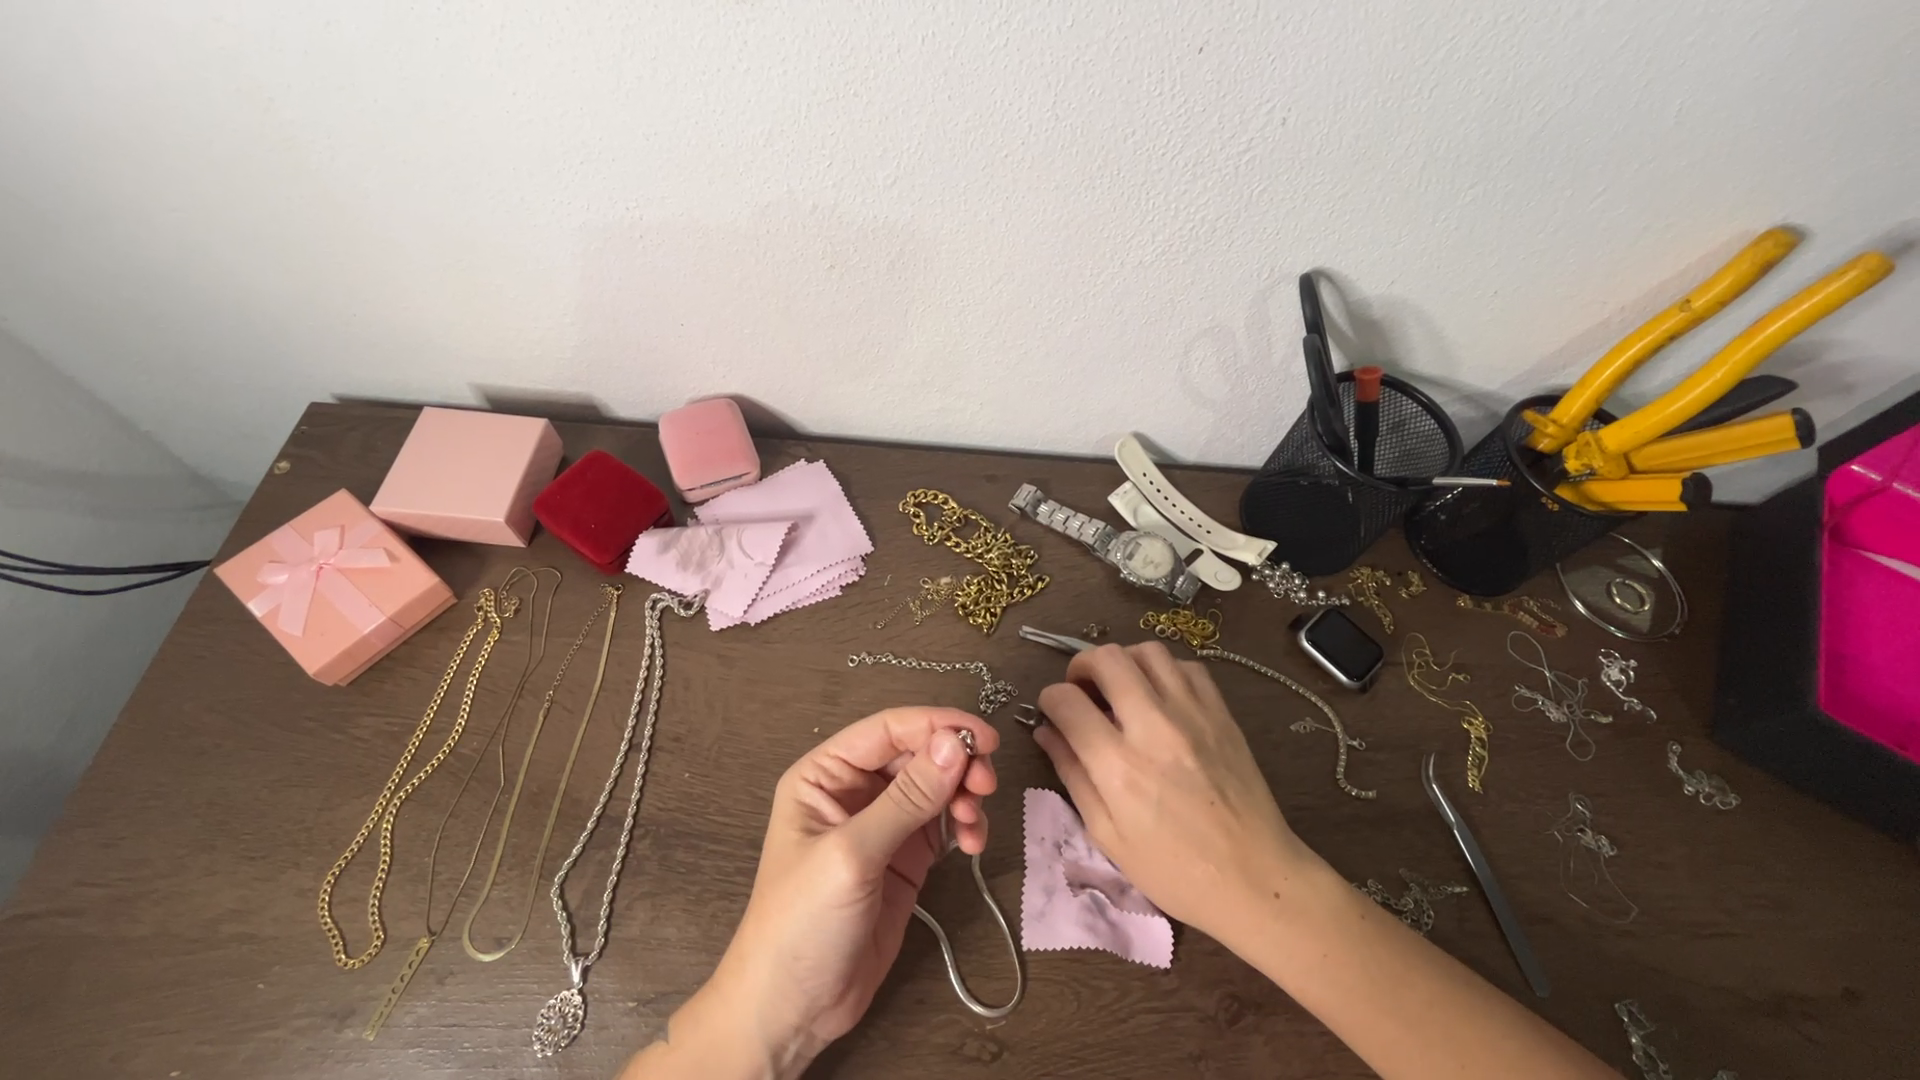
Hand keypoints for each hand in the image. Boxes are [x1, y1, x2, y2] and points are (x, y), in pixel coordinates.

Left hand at [651, 706, 998, 1075]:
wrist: (792, 1009)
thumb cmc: (802, 924)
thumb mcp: (853, 855)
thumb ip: (906, 798)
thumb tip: (953, 743)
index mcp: (825, 774)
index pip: (889, 729)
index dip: (938, 725)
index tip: (984, 738)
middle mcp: (854, 790)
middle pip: (917, 754)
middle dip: (955, 763)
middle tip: (986, 786)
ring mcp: (882, 824)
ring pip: (935, 786)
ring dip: (962, 796)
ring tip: (974, 824)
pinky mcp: (904, 858)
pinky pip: (942, 823)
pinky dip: (963, 826)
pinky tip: (971, 844)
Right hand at [1032, 643, 1315, 945]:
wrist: (1254, 879)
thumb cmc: (1173, 870)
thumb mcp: (1107, 835)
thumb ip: (1073, 774)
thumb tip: (1047, 732)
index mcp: (1119, 766)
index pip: (1067, 701)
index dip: (1050, 700)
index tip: (1053, 712)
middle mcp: (1154, 728)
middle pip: (1107, 659)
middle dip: (1081, 667)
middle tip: (1082, 691)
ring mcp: (1193, 715)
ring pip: (1148, 651)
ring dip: (1124, 662)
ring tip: (1120, 689)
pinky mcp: (1222, 714)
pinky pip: (1187, 666)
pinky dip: (1164, 671)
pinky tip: (1160, 697)